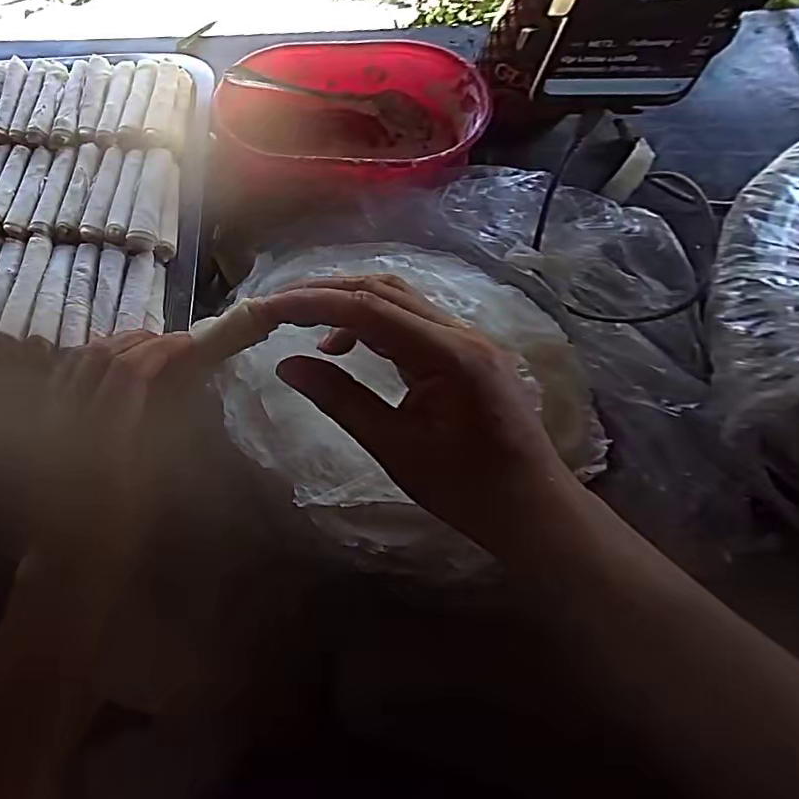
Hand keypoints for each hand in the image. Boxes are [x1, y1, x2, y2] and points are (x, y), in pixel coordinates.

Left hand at [28, 330, 196, 585]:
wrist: (65, 559)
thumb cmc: (116, 535)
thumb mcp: (149, 484)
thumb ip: (158, 430)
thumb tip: (178, 386)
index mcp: (100, 436)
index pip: (127, 372)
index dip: (159, 350)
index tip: (188, 343)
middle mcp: (69, 417)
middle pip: (99, 357)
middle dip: (137, 341)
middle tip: (170, 343)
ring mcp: (51, 416)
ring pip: (78, 359)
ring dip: (113, 345)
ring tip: (144, 347)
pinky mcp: (43, 420)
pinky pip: (64, 373)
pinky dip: (89, 358)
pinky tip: (110, 364)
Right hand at [232, 275, 583, 555]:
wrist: (534, 510)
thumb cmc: (466, 489)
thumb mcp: (392, 446)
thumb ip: (338, 398)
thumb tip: (285, 365)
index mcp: (449, 356)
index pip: (366, 309)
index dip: (309, 303)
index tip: (264, 310)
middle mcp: (461, 334)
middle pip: (379, 288)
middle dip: (320, 290)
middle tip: (271, 306)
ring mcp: (465, 337)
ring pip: (392, 296)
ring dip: (340, 298)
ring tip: (295, 317)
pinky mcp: (460, 348)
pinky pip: (403, 315)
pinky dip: (361, 318)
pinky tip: (338, 345)